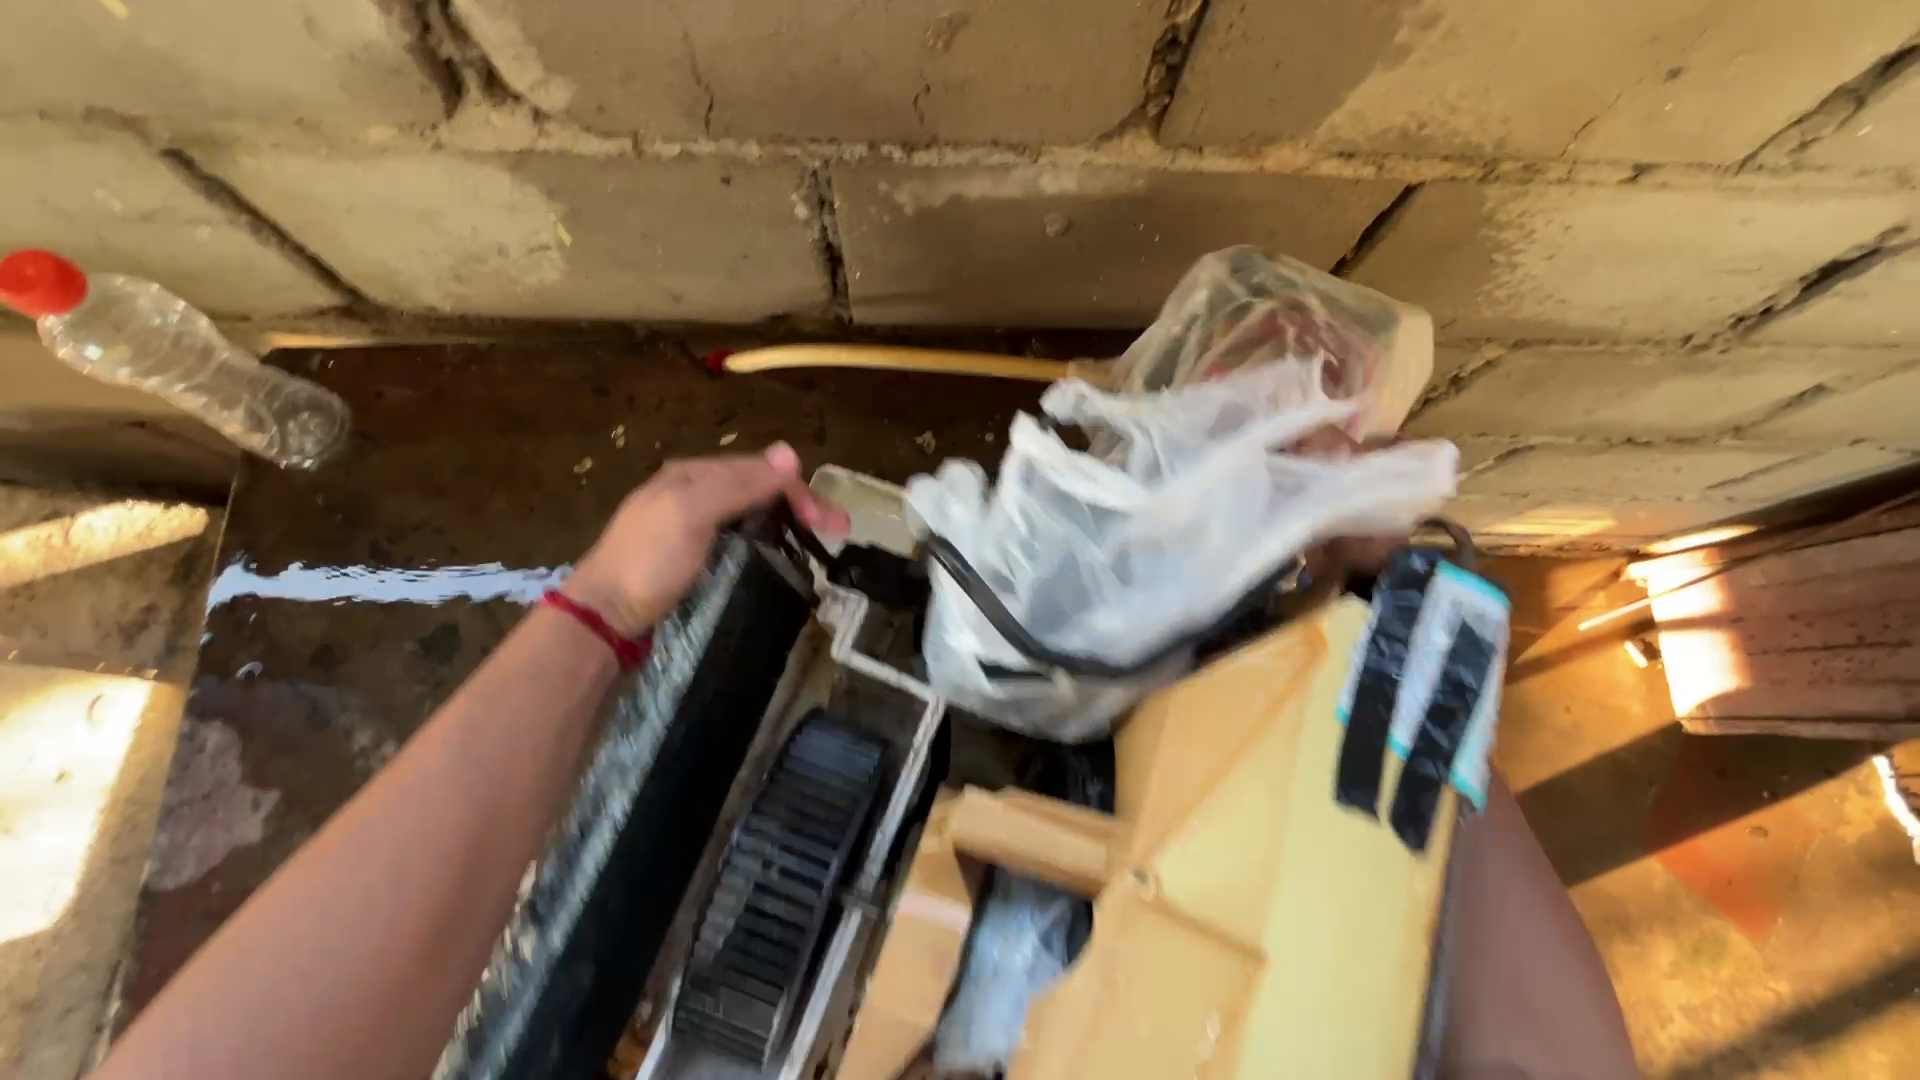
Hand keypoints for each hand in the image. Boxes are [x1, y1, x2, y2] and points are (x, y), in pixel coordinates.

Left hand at [564, 443, 849, 636]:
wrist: (603, 615)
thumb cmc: (648, 561)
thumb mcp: (692, 513)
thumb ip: (739, 484)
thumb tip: (790, 454)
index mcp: (693, 473)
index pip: (761, 470)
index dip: (800, 491)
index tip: (831, 524)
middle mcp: (693, 490)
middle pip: (759, 487)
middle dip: (801, 503)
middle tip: (837, 530)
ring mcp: (689, 522)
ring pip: (751, 509)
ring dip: (788, 518)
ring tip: (817, 540)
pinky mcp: (690, 553)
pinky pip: (739, 532)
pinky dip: (767, 536)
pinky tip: (776, 550)